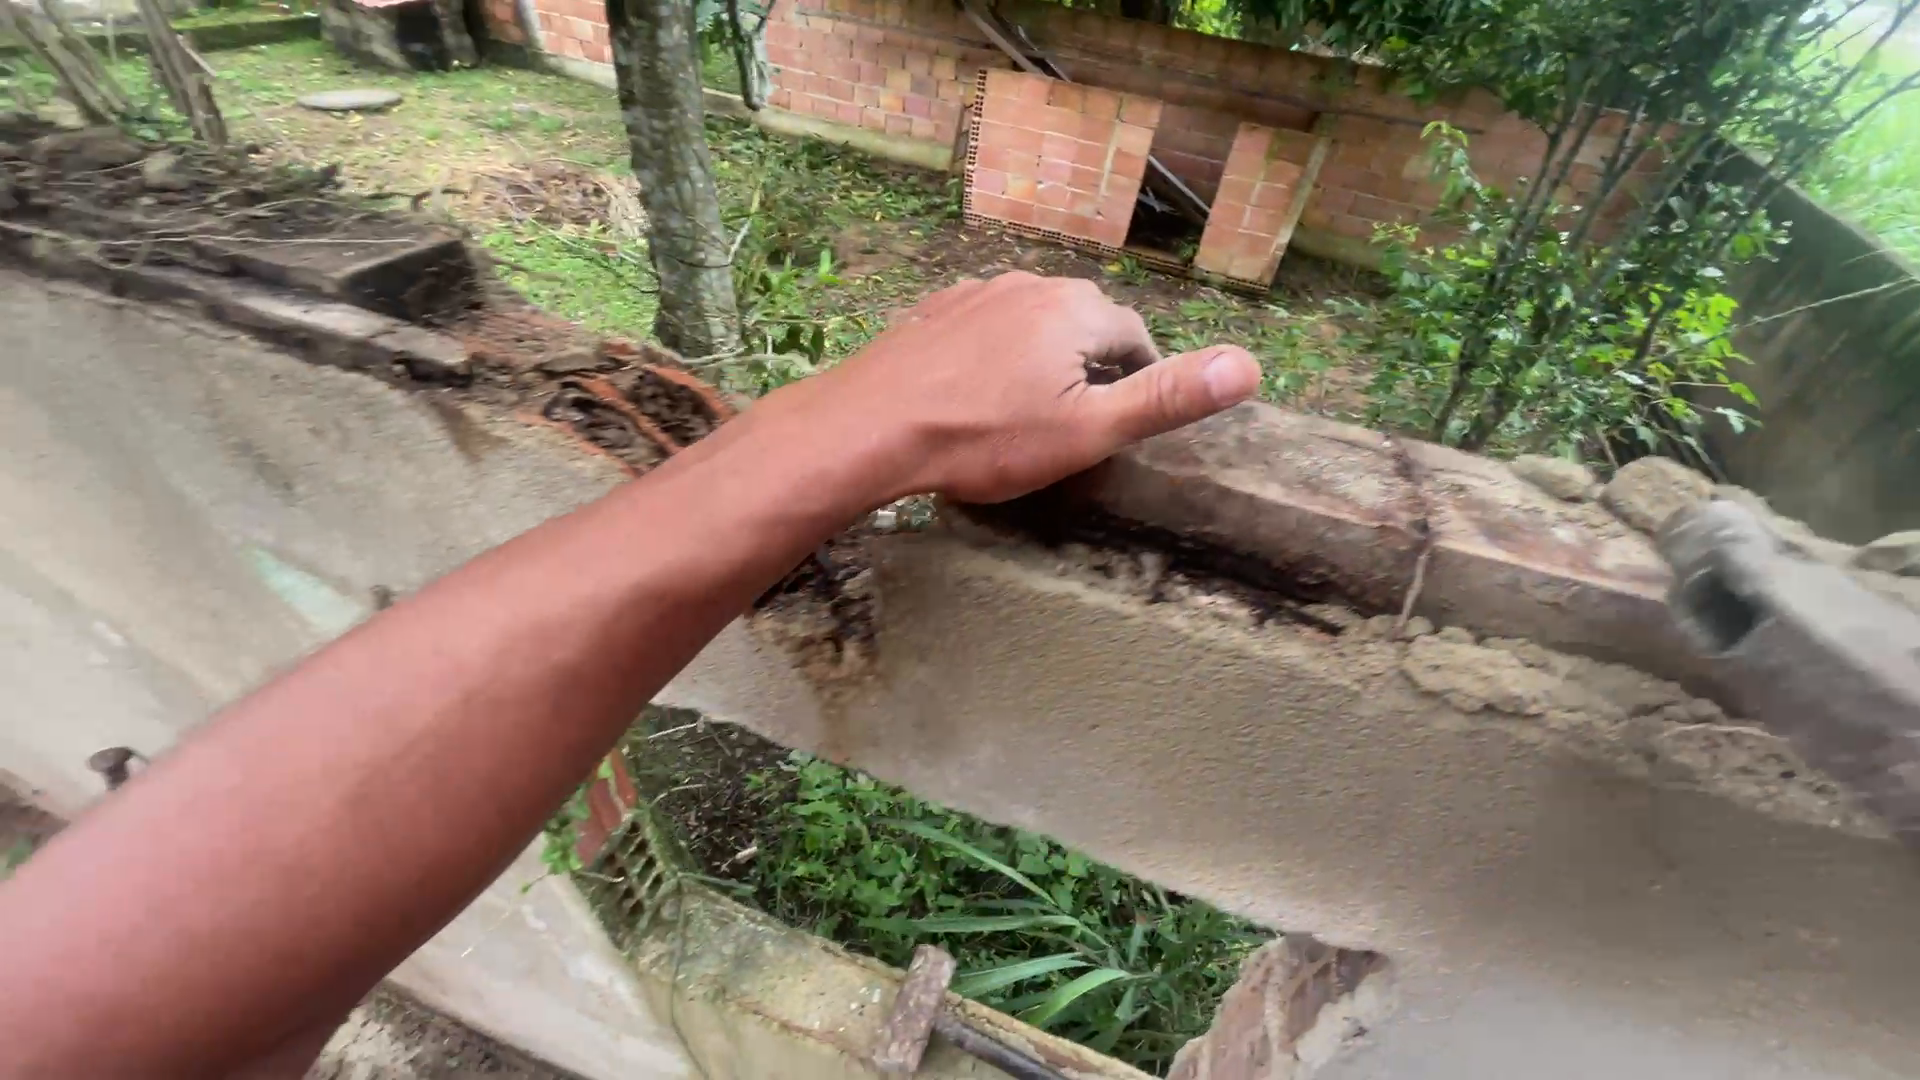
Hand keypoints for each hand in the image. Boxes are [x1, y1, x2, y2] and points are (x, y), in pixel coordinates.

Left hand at [768, 272, 1260, 503]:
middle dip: (1090, 365)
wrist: (871, 428)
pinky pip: (983, 328)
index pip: (1133, 337)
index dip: (1138, 377)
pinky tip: (974, 389)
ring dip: (1040, 356)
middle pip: (1082, 324)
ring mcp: (974, 294)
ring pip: (1030, 323)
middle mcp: (1029, 286)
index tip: (1126, 414)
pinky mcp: (933, 312)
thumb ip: (1164, 398)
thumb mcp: (1086, 430)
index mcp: (1075, 310)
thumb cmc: (983, 437)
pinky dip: (992, 353)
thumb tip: (1249, 366)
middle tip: (1074, 419)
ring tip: (1024, 408)